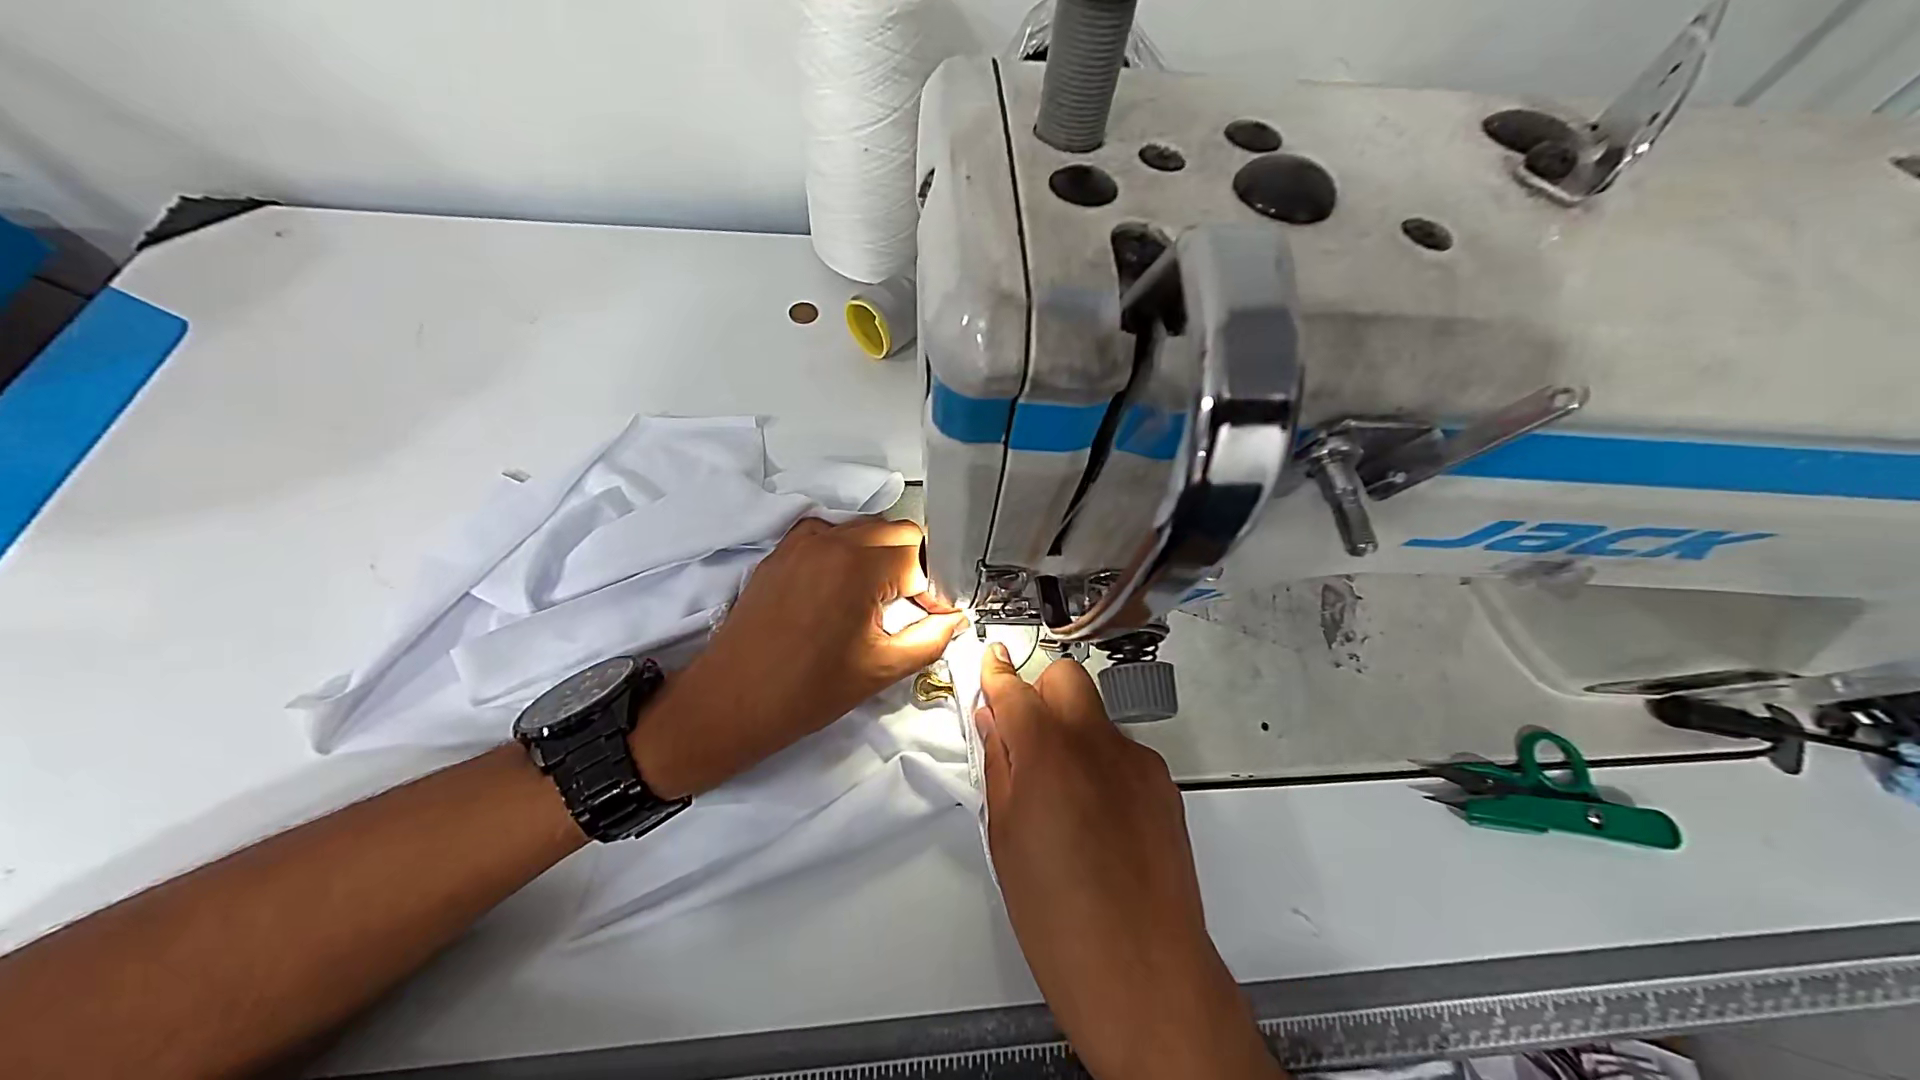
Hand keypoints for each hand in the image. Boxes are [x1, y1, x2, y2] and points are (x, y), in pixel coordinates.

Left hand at [631, 517, 964, 797]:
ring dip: (883, 555)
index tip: (936, 615)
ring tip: (880, 600)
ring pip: (864, 529)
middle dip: (916, 566)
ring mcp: (801, 543)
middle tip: (914, 607)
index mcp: (858, 567)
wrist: (730, 702)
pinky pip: (830, 534)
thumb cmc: (801, 692)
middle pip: (897, 533)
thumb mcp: (880, 669)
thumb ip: (930, 639)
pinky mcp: (782, 553)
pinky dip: (848, 551)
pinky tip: (845, 588)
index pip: (922, 556)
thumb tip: (952, 621)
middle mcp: (830, 542)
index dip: (937, 588)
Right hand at [974, 645, 1285, 1079]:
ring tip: (1056, 790)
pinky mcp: (1163, 785)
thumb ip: (999, 768)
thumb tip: (993, 727)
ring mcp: (1138, 763)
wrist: (1144, 973)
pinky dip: (1099, 761)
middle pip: (1065, 678)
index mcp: (1049, 755)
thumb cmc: (1065, 923)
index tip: (990, 665)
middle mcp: (1099, 746)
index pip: (1014, 688)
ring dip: (1070, 731)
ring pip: (1095, 716)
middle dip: (1038, 691)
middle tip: (1020, 730)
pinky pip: (1121, 751)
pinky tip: (1090, 813)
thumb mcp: (1005, 838)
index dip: (996, 673)